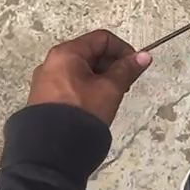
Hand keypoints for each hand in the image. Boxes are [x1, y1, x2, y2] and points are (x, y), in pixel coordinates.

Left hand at [28, 29, 151, 126]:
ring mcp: (45, 80)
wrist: (51, 151)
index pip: (102, 39)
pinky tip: (95, 104)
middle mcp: (52, 62)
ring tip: (111, 96)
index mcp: (66, 53)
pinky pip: (71, 83)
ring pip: (82, 69)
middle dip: (112, 65)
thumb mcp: (110, 89)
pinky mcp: (44, 97)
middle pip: (91, 52)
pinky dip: (87, 87)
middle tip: (124, 84)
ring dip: (101, 77)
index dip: (123, 49)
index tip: (134, 67)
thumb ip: (128, 69)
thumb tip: (145, 56)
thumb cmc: (82, 112)